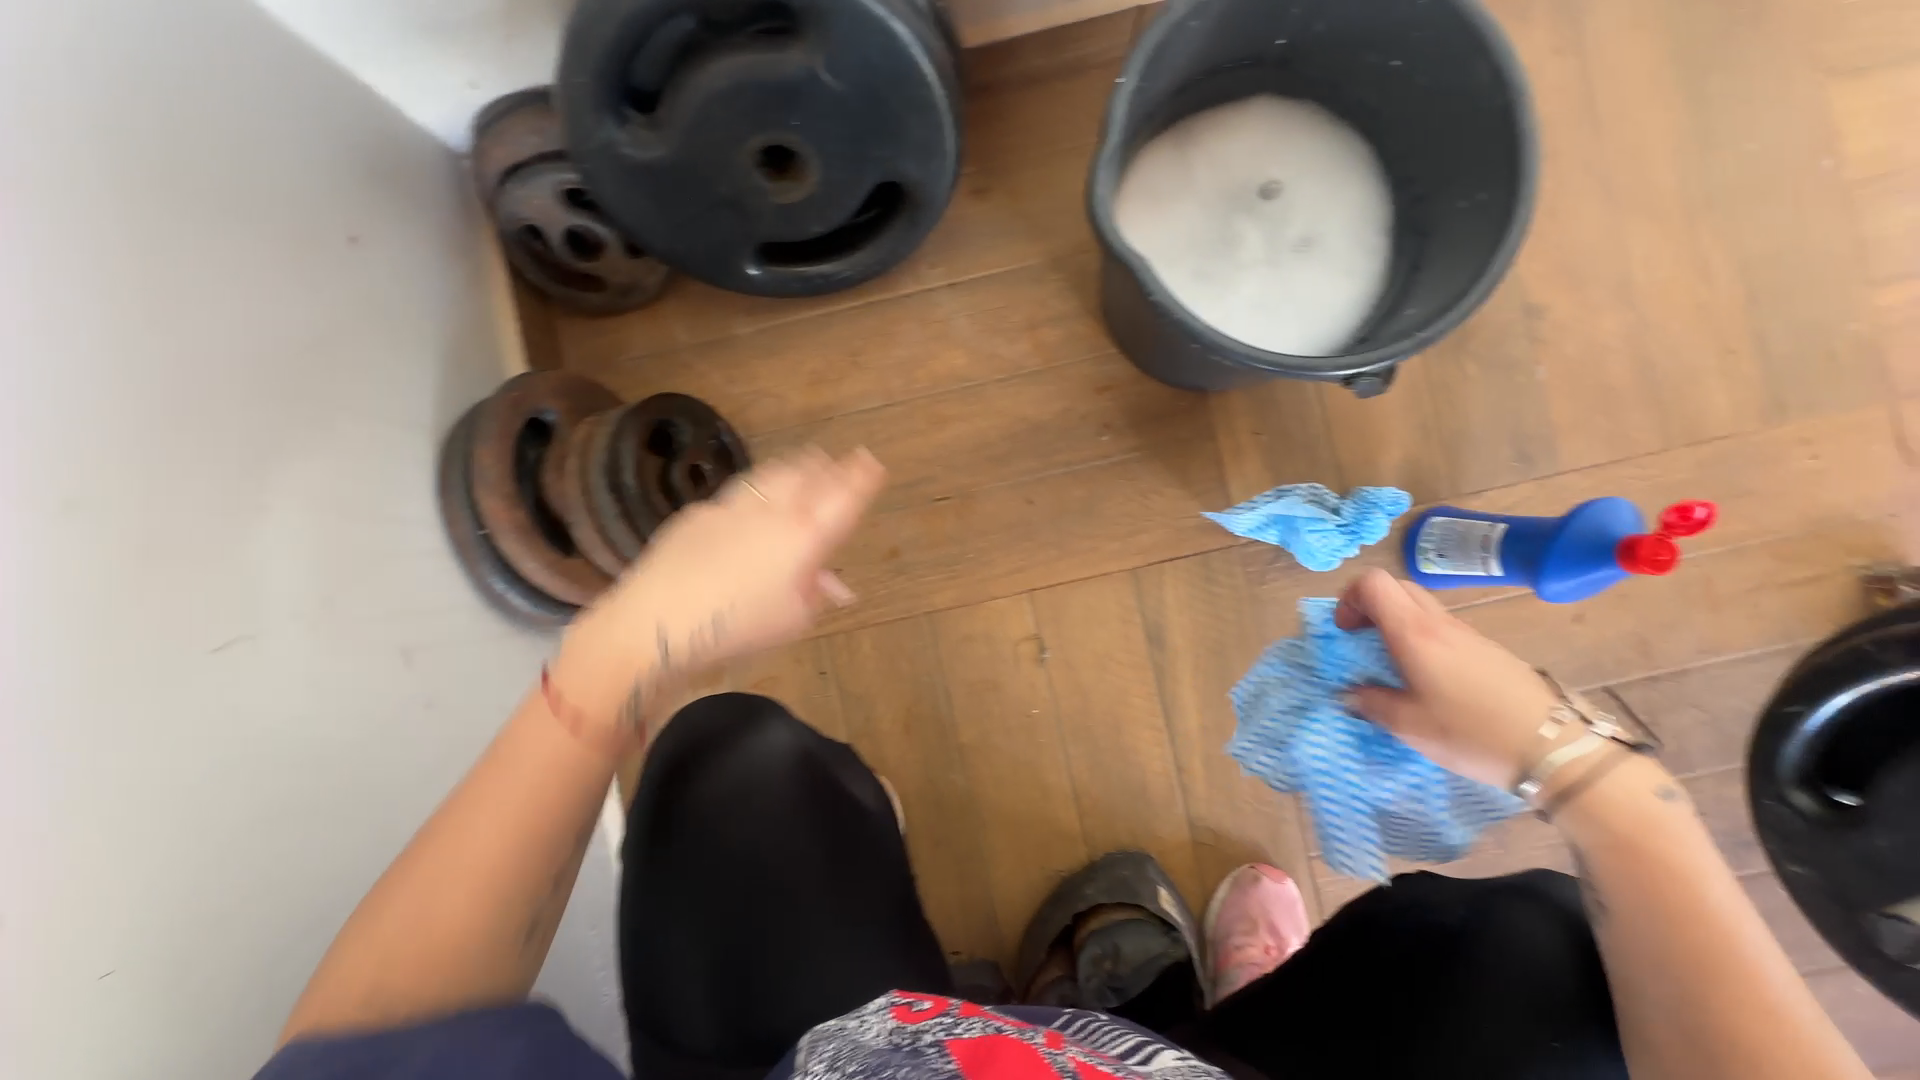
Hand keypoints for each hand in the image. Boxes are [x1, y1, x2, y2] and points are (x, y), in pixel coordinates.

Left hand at [550, 447, 885, 725]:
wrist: (655, 623)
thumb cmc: (738, 628)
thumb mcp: (793, 619)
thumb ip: (816, 592)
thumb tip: (835, 585)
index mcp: (804, 536)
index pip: (842, 496)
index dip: (860, 478)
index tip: (872, 463)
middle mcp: (772, 511)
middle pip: (807, 475)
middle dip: (828, 467)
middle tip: (840, 462)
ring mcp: (732, 507)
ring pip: (772, 475)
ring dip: (793, 468)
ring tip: (804, 465)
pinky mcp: (699, 513)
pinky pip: (739, 493)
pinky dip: (757, 490)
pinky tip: (755, 499)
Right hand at [1334, 568, 1558, 787]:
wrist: (1555, 748)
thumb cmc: (1472, 733)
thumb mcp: (1409, 727)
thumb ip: (1371, 704)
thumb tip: (1351, 694)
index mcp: (1414, 633)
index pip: (1373, 582)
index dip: (1350, 597)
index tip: (1346, 631)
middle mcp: (1440, 624)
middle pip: (1397, 587)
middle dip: (1370, 606)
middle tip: (1362, 641)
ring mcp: (1468, 635)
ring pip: (1421, 607)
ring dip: (1396, 623)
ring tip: (1393, 665)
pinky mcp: (1488, 651)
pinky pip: (1443, 628)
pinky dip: (1422, 640)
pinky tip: (1428, 680)